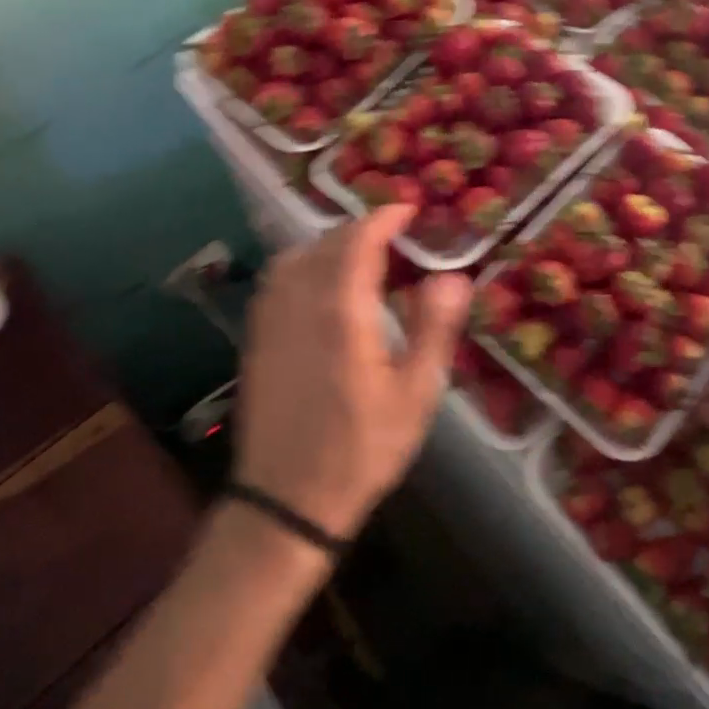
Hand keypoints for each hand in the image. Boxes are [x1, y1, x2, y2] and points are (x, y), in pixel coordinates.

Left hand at [235, 205, 471, 538]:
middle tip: (394, 238)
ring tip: (360, 260)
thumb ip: (433, 329)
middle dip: (360, 230)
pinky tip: (322, 291)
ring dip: (328, 245)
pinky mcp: (256, 339)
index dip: (383, 218)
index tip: (408, 211)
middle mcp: (298, 301)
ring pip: (296, 257)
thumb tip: (452, 276)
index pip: (358, 239)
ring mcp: (270, 319)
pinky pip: (277, 281)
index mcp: (340, 309)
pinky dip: (303, 267)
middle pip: (325, 242)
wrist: (286, 497)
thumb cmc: (361, 449)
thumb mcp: (415, 395)